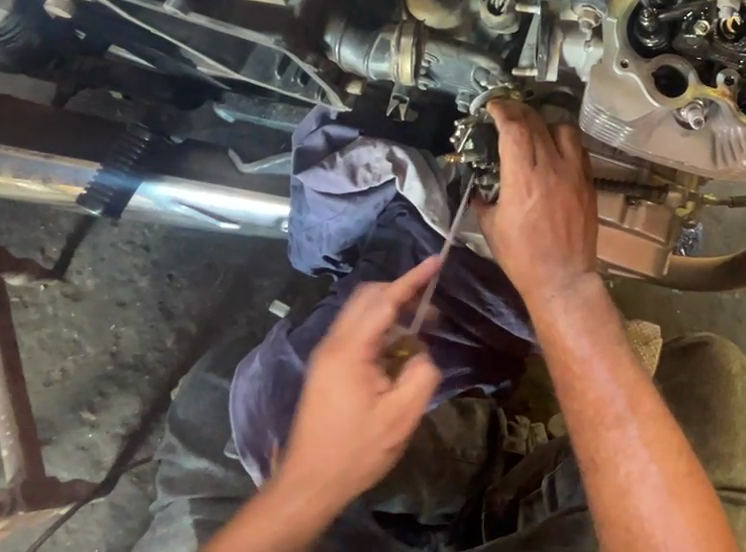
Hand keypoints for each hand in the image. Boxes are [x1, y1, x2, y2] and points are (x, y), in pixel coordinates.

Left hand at [270, 257, 442, 521]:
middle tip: (432, 299)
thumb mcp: (400, 416)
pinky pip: (356, 331)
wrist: (309, 485)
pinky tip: (399, 348)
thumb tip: (423, 354)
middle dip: (401, 290)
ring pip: (360, 313)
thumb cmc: (356, 450)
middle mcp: (333, 344)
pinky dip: (380, 327)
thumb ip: (421, 375)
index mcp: (349, 350)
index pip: (384, 300)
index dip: (413, 279)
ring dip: (391, 310)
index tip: (436, 261)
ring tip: (421, 325)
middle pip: (368, 297)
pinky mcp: (327, 368)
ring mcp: (326, 355)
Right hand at [477, 99, 599, 313]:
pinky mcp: (589, 182)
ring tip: (535, 129)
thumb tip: (478, 186)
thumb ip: (483, 199)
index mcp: (524, 177)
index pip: (515, 128)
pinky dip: (564, 142)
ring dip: (546, 123)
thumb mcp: (490, 226)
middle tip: (507, 112)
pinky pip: (578, 149)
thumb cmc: (522, 257)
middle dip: (519, 112)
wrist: (563, 278)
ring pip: (564, 129)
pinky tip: (555, 150)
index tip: (493, 106)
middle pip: (537, 122)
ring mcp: (575, 173)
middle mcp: (552, 168)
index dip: (503, 111)